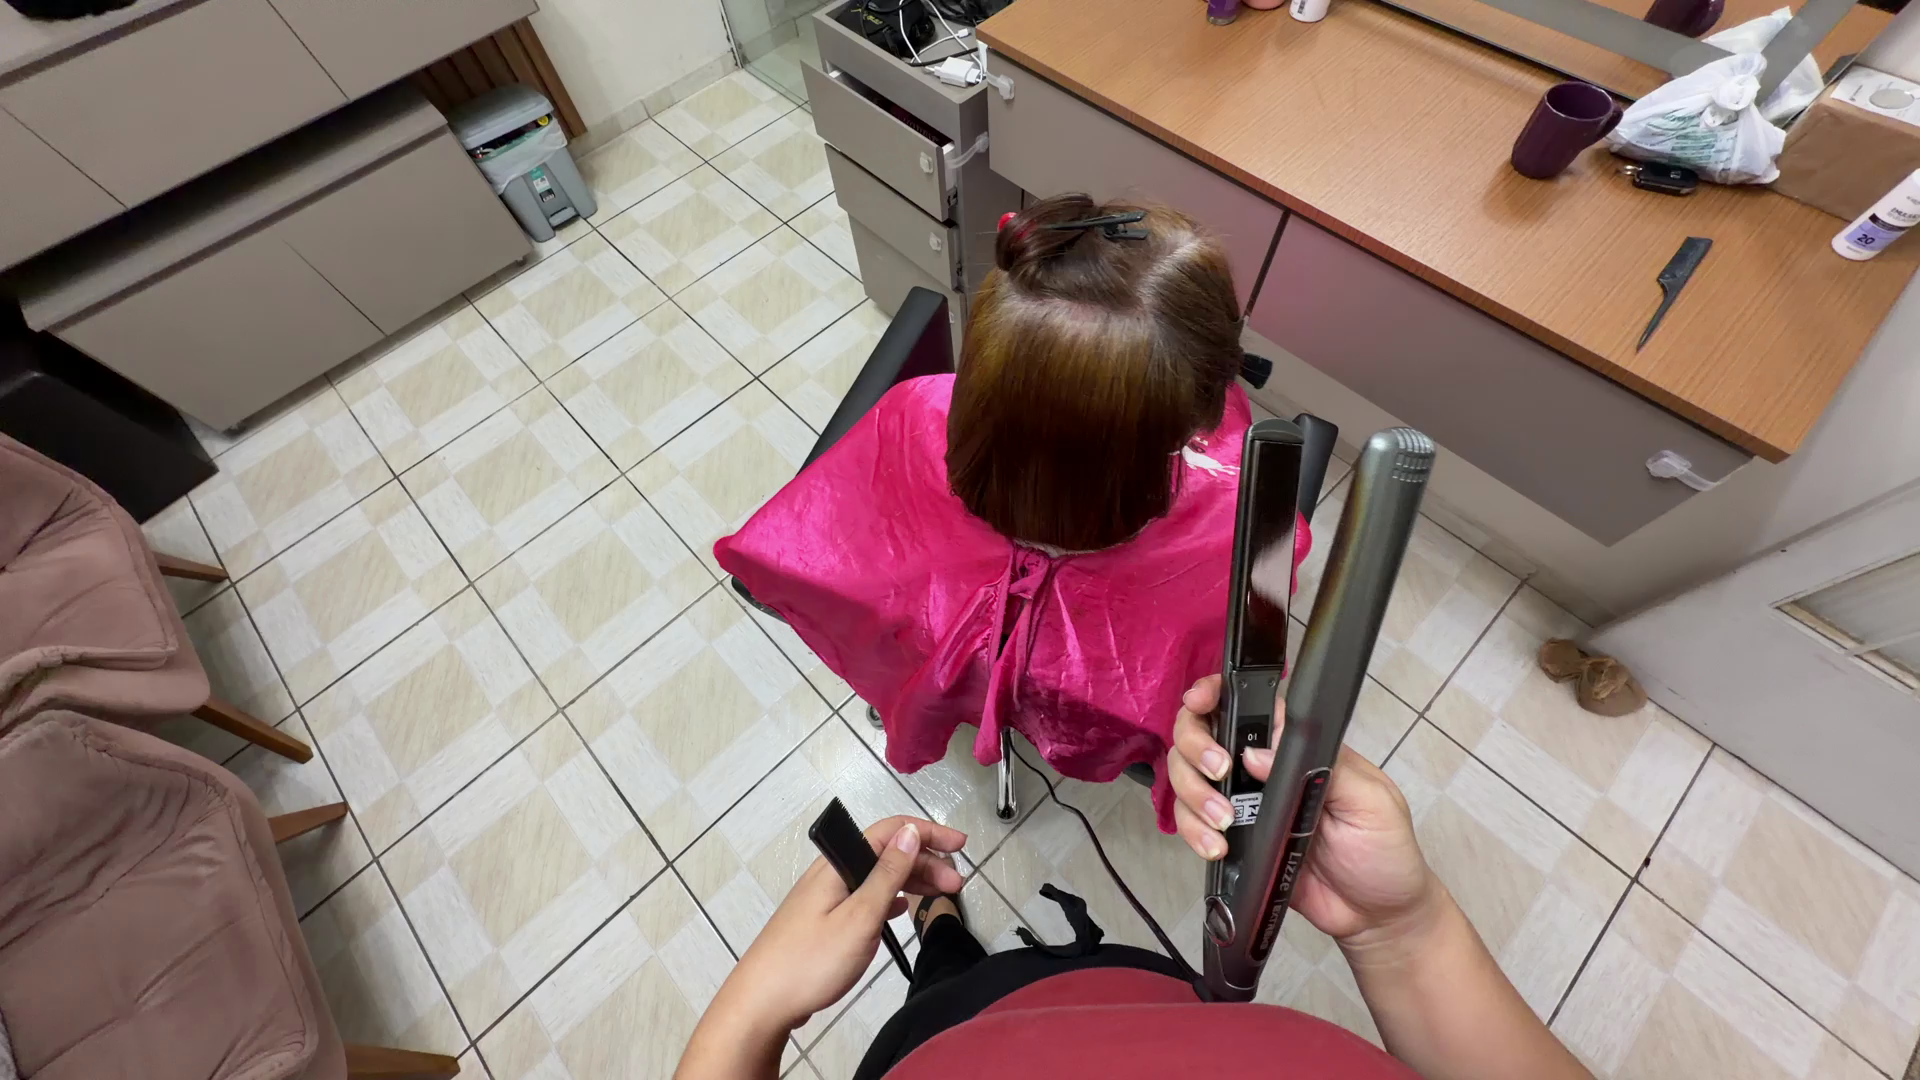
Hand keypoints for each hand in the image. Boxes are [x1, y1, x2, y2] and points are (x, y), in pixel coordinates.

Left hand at [713, 816, 966, 1036]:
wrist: (760, 1005)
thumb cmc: (810, 960)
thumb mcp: (859, 916)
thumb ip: (887, 873)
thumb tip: (911, 832)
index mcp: (840, 863)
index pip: (891, 831)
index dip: (928, 832)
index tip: (960, 843)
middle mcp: (835, 872)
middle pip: (887, 853)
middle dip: (926, 861)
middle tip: (957, 882)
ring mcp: (830, 895)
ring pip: (879, 876)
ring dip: (913, 881)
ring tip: (942, 895)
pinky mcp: (828, 919)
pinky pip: (868, 896)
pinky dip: (892, 898)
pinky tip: (905, 907)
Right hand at [1165, 675, 1437, 944]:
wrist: (1374, 917)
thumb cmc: (1384, 851)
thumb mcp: (1372, 801)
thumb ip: (1324, 768)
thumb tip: (1257, 754)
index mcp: (1291, 746)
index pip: (1245, 704)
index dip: (1212, 695)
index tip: (1198, 703)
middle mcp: (1258, 766)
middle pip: (1200, 733)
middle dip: (1195, 746)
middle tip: (1218, 772)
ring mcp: (1239, 801)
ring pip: (1186, 774)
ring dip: (1194, 793)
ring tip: (1223, 823)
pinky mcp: (1227, 836)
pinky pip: (1190, 821)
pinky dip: (1192, 831)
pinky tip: (1215, 847)